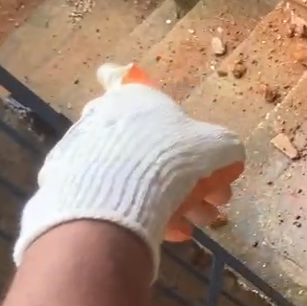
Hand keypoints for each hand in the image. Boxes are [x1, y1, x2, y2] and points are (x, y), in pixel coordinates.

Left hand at [14, 65, 244, 273]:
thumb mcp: (220, 145)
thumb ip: (226, 145)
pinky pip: (125, 194)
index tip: (157, 117)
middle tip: (214, 197)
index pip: (120, 77)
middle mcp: (107, 117)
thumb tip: (227, 152)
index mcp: (135, 98)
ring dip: (181, 198)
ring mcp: (89, 150)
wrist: (122, 189)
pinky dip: (152, 210)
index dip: (137, 92)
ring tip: (200, 219)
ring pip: (143, 173)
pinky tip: (175, 228)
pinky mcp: (79, 183)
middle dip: (190, 173)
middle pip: (152, 141)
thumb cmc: (174, 154)